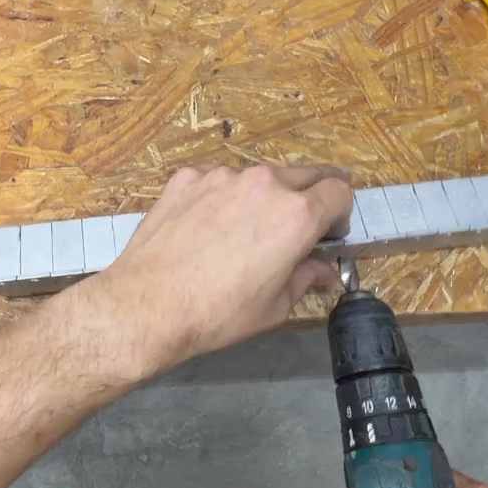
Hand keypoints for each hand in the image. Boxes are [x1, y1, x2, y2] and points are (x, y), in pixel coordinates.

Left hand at [69, 164, 351, 379]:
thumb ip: (307, 277)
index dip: (340, 213)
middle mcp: (263, 184)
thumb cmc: (217, 312)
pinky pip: (218, 180)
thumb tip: (321, 269)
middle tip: (297, 228)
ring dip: (264, 197)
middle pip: (305, 175)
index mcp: (296, 214)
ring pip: (258, 177)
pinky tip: (208, 228)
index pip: (339, 191)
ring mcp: (222, 176)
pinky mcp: (188, 178)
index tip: (329, 232)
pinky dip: (223, 197)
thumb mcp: (276, 305)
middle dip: (310, 198)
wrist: (147, 304)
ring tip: (243, 233)